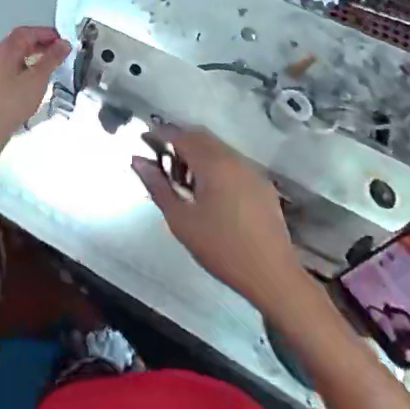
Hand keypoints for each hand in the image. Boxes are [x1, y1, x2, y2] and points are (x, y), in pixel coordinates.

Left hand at [0, 26, 69, 156]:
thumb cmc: (11, 102)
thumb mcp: (37, 78)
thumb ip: (52, 59)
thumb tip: (63, 43)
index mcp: (7, 49)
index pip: (28, 31)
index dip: (47, 33)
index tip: (62, 40)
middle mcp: (0, 55)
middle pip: (22, 40)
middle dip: (42, 42)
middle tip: (60, 50)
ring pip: (19, 54)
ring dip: (37, 53)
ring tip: (53, 62)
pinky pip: (16, 65)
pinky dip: (30, 64)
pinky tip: (38, 76)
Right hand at [131, 126, 308, 308]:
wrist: (272, 274)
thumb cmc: (221, 248)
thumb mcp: (181, 221)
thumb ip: (157, 187)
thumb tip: (137, 160)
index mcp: (213, 163)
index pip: (181, 135)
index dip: (161, 134)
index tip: (144, 140)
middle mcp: (234, 157)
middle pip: (201, 136)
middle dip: (179, 142)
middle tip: (162, 163)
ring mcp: (251, 169)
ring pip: (218, 148)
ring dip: (198, 154)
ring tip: (184, 183)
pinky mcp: (262, 184)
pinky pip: (233, 162)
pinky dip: (216, 165)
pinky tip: (211, 193)